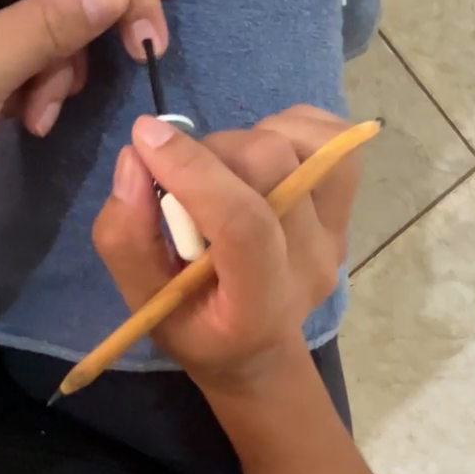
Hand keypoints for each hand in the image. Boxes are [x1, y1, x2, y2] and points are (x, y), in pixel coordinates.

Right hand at [92, 107, 357, 392]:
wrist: (260, 346)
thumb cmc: (197, 326)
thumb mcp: (144, 301)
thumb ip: (127, 238)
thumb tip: (135, 156)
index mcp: (259, 302)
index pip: (244, 223)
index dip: (193, 170)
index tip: (145, 138)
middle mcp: (310, 264)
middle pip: (272, 165)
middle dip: (211, 151)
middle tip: (184, 176)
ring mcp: (336, 233)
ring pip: (301, 142)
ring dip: (248, 139)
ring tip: (225, 173)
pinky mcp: (347, 205)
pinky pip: (330, 136)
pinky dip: (288, 126)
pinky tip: (261, 158)